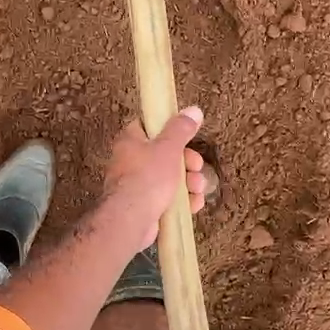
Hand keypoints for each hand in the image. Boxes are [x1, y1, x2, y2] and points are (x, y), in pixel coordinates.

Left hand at [102, 106, 210, 248]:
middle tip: (196, 167)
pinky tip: (194, 204)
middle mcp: (131, 161)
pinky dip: (183, 201)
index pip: (149, 126)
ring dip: (190, 183)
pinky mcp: (146, 206)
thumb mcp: (168, 147)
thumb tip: (194, 110)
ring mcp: (138, 186)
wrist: (131, 219)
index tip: (187, 135)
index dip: (170, 129)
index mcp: (131, 141)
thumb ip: (181, 129)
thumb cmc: (147, 178)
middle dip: (188, 162)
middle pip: (166, 154)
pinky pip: (168, 199)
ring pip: (171, 178)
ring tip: (197, 189)